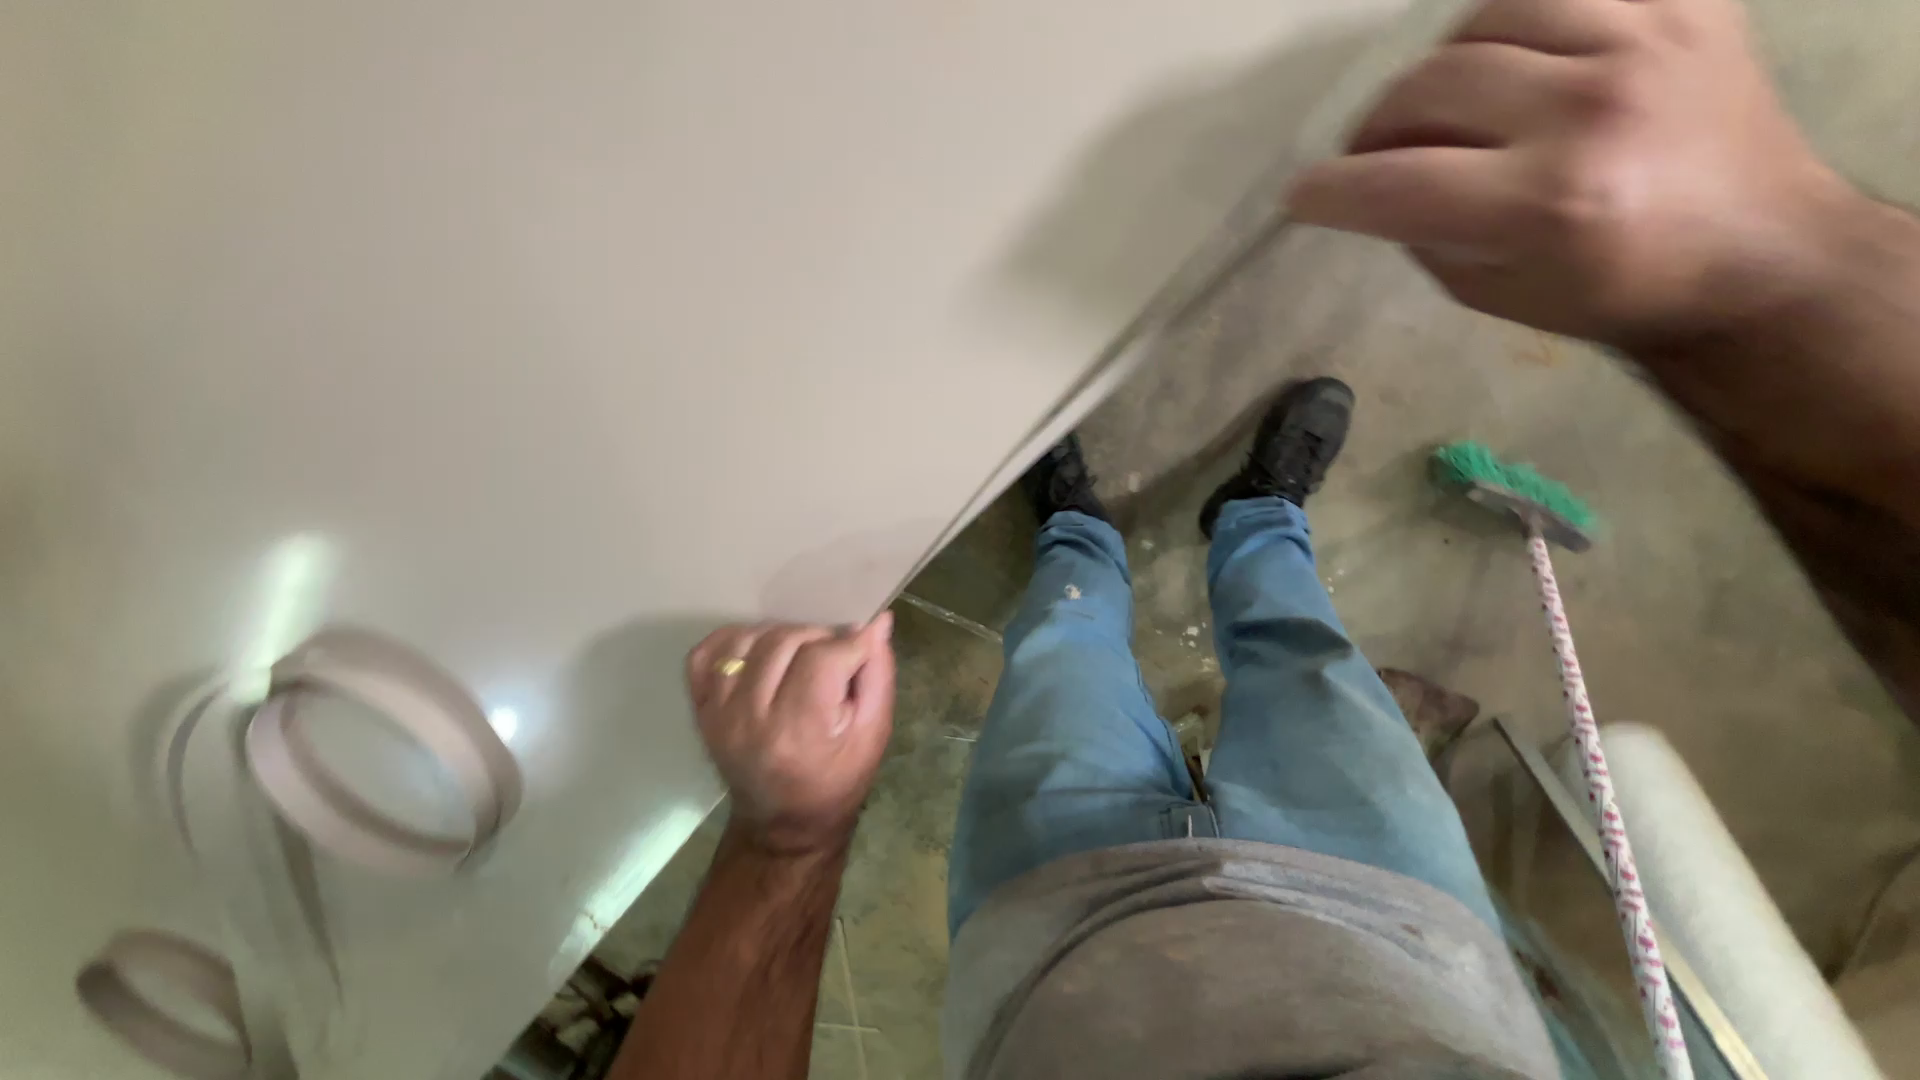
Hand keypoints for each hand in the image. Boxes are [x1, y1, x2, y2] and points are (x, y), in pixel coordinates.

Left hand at [684, 614, 896, 853]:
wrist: (785, 824)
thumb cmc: (839, 781)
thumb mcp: (874, 734)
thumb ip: (878, 674)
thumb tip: (877, 622)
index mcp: (799, 731)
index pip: (823, 656)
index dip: (851, 645)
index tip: (862, 653)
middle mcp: (750, 718)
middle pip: (785, 640)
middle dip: (820, 639)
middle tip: (834, 661)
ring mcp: (718, 712)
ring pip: (749, 638)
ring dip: (782, 637)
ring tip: (800, 659)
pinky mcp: (701, 708)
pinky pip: (709, 651)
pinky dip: (737, 642)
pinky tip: (762, 657)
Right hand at [1290, 0, 1857, 345]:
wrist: (1754, 252)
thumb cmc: (1607, 290)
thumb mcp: (1488, 289)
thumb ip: (1423, 230)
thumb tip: (1373, 184)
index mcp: (1546, 203)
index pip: (1397, 182)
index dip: (1330, 190)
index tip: (1300, 196)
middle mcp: (1593, 110)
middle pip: (1430, 86)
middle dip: (1376, 128)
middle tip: (1370, 156)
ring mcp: (1646, 41)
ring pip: (1486, 18)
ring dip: (1440, 66)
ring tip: (1442, 106)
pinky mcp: (1683, 4)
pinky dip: (1512, 21)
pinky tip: (1506, 60)